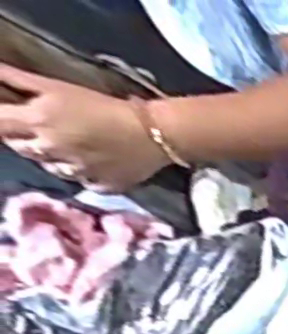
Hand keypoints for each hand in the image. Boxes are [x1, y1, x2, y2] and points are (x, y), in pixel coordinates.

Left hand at [0, 65, 169, 191]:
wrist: (156, 134)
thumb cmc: (103, 105)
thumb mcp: (54, 86)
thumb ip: (14, 78)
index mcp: (36, 122)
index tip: (8, 117)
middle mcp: (54, 149)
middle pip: (20, 147)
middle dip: (20, 138)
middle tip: (35, 132)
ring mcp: (82, 170)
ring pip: (51, 168)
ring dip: (50, 159)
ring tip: (62, 151)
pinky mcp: (107, 184)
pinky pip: (85, 183)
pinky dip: (83, 177)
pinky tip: (88, 168)